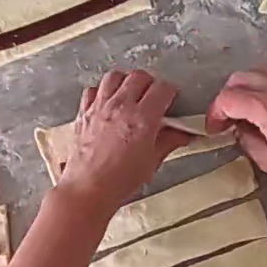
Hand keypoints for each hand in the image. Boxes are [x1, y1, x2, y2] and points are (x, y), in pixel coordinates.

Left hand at [55, 69, 194, 213]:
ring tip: (130, 95)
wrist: (88, 189)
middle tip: (152, 98)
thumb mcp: (152, 162)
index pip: (163, 88)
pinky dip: (102, 92)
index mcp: (142, 119)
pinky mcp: (84, 113)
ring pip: (115, 76)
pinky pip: (93, 90)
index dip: (170, 93)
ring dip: (125, 82)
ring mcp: (100, 108)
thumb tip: (182, 134)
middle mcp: (120, 107)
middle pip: (139, 76)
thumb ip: (168, 141)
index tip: (170, 101)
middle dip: (150, 84)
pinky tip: (107, 103)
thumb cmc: (118, 180)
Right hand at [206, 67, 266, 188]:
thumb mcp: (266, 159)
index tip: (214, 130)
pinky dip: (259, 85)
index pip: (227, 99)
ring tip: (241, 111)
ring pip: (254, 71)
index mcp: (266, 107)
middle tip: (225, 120)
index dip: (214, 114)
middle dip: (225, 98)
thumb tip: (237, 129)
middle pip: (238, 79)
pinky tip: (261, 106)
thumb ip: (245, 139)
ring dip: (241, 88)